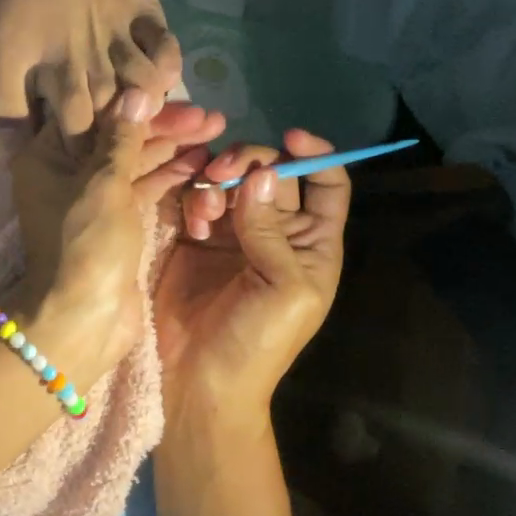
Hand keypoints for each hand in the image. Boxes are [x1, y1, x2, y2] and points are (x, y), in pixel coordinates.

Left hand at [10, 89, 225, 372]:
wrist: (82, 318)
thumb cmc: (86, 244)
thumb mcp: (102, 184)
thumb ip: (120, 138)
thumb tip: (135, 92)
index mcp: (46, 156)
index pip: (92, 114)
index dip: (134, 102)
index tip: (174, 90)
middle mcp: (64, 171)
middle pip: (117, 137)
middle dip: (162, 126)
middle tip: (210, 114)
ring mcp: (91, 197)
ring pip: (134, 161)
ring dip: (172, 147)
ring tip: (216, 128)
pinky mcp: (115, 220)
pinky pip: (143, 187)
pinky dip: (170, 174)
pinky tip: (202, 160)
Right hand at [152, 131, 351, 430]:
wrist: (201, 377)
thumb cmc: (258, 341)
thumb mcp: (284, 289)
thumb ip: (272, 230)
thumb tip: (262, 173)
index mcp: (311, 243)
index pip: (326, 184)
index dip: (314, 155)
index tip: (289, 138)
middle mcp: (273, 230)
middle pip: (270, 172)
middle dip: (250, 163)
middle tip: (223, 172)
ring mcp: (229, 232)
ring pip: (229, 180)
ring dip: (217, 182)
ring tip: (204, 211)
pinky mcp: (189, 237)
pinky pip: (193, 197)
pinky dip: (192, 198)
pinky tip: (190, 221)